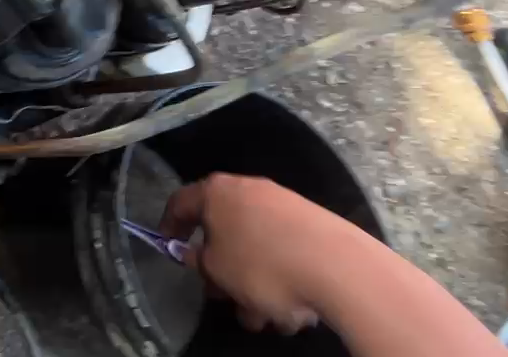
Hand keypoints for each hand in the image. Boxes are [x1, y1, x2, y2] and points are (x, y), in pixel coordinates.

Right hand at [160, 173, 363, 333]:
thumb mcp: (217, 270)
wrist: (339, 267)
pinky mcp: (313, 223)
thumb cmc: (261, 264)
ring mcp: (282, 204)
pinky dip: (281, 274)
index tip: (169, 247)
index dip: (170, 226)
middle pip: (222, 228)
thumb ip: (198, 261)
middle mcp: (245, 189)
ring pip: (255, 245)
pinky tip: (292, 308)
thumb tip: (194, 254)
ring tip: (265, 318)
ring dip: (253, 281)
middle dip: (221, 267)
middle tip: (222, 296)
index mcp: (215, 191)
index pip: (180, 203)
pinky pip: (283, 249)